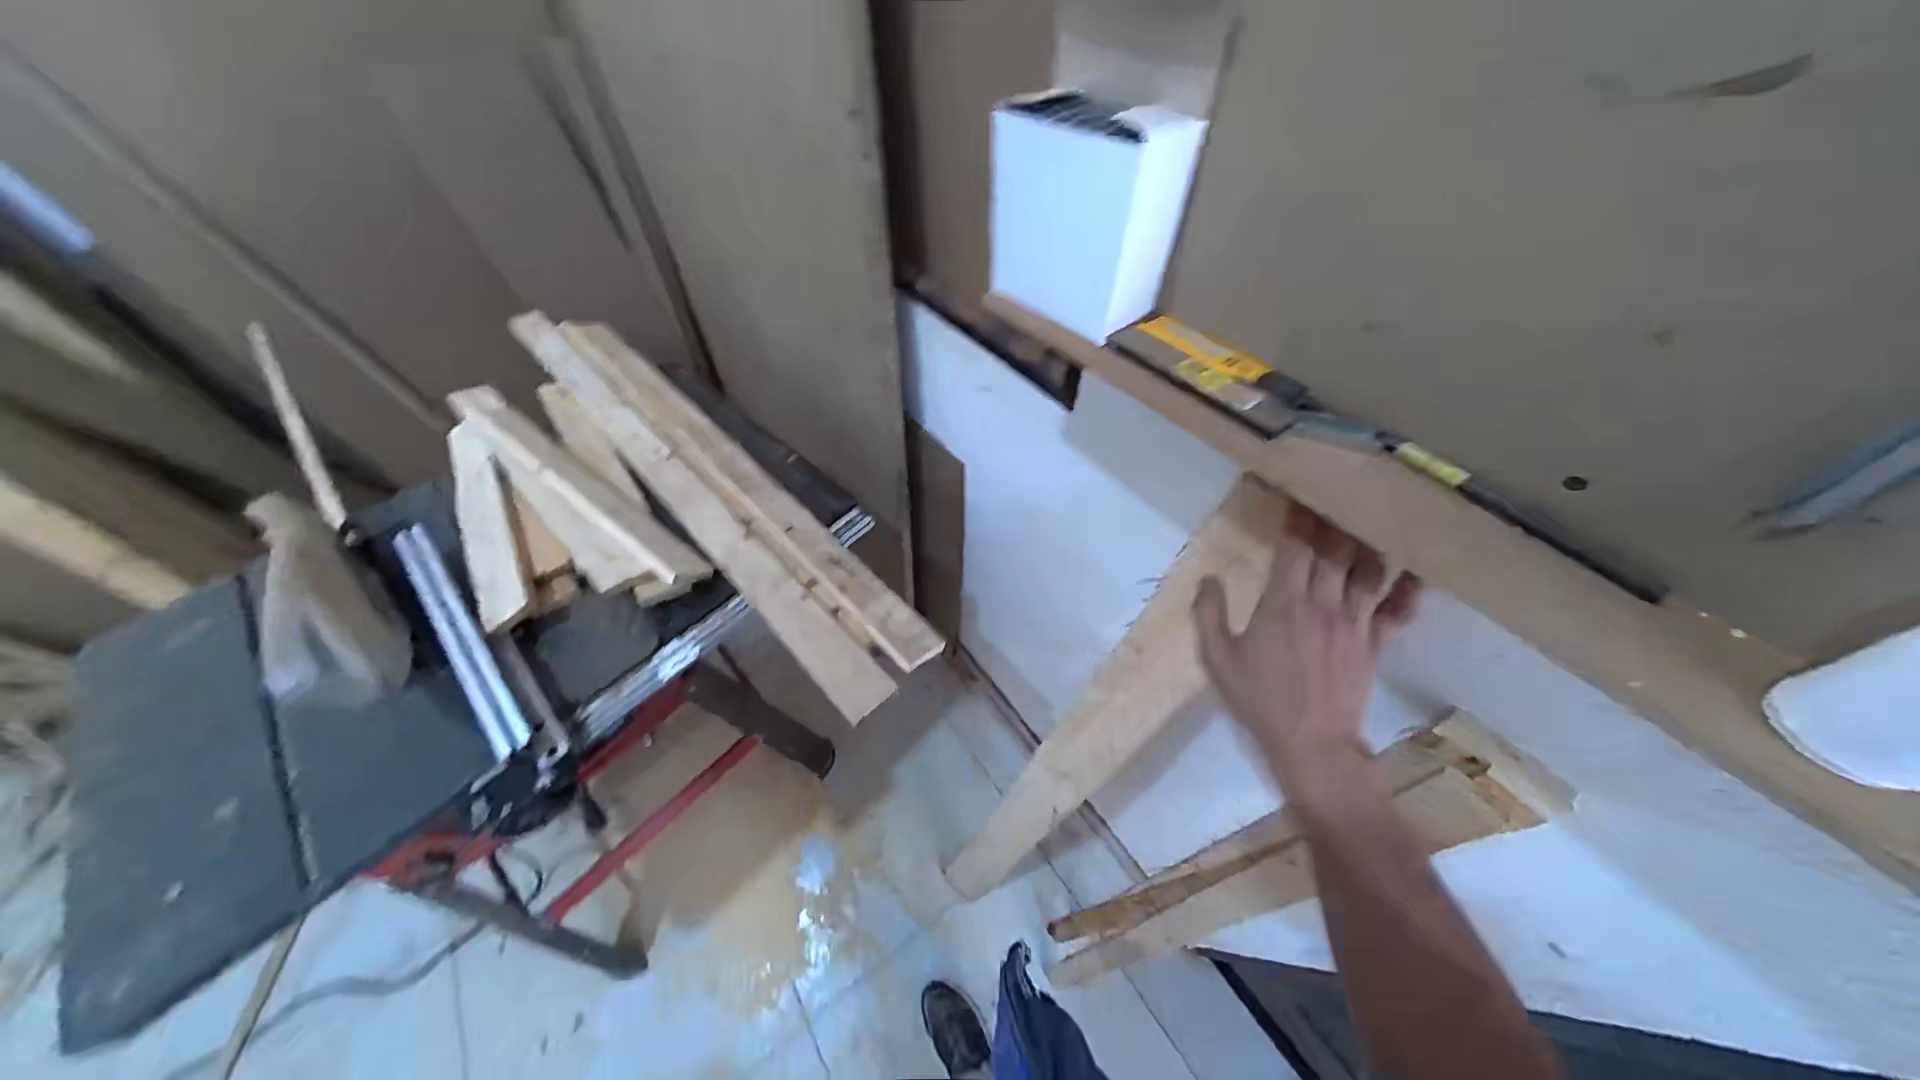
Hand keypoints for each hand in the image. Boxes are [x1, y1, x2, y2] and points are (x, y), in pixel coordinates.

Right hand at [1192, 503, 1420, 792]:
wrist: (1311, 742)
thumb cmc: (1259, 699)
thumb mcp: (1218, 659)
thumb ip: (1209, 615)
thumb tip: (1207, 580)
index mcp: (1283, 603)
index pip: (1295, 548)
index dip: (1297, 520)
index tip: (1296, 498)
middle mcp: (1323, 603)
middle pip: (1334, 551)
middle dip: (1332, 522)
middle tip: (1332, 500)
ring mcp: (1356, 623)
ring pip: (1368, 571)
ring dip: (1366, 545)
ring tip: (1365, 525)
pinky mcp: (1376, 644)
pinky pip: (1399, 610)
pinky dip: (1408, 589)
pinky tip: (1412, 572)